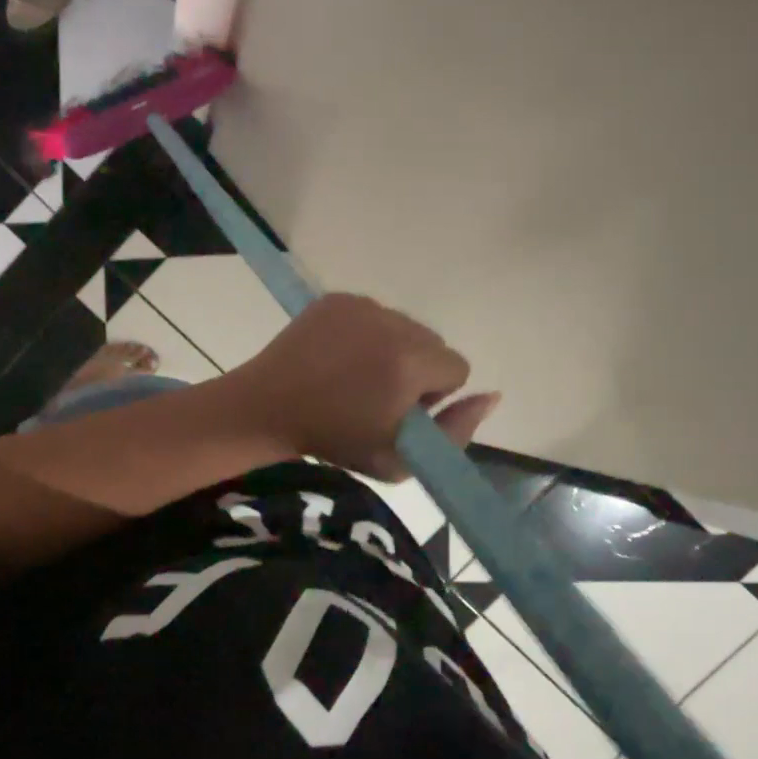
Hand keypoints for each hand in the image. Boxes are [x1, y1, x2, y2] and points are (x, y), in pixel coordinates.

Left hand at [223, 293, 499, 480]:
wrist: (266, 410)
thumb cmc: (333, 441)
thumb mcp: (400, 459)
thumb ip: (455, 432)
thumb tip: (492, 396)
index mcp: (410, 362)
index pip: (457, 368)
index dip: (431, 395)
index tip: (396, 411)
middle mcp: (392, 323)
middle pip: (432, 343)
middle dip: (415, 368)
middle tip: (373, 395)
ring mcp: (360, 306)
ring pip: (403, 327)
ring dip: (391, 349)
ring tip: (351, 376)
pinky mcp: (335, 299)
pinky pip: (371, 314)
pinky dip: (363, 334)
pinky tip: (336, 357)